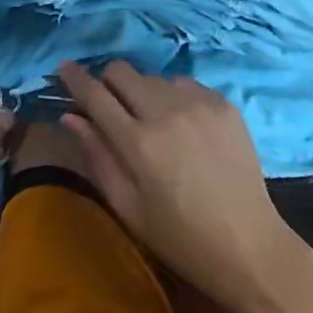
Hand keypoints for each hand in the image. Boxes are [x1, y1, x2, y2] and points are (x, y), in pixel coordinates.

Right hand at [56, 61, 292, 301]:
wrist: (247, 244)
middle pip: (122, 72)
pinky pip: (185, 83)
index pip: (95, 95)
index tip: (64, 68)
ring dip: (143, 92)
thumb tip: (70, 117)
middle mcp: (166, 111)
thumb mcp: (127, 206)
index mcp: (138, 142)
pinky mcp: (223, 103)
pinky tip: (182, 124)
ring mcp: (198, 103)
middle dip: (108, 82)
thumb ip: (97, 156)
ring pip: (153, 77)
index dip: (75, 78)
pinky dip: (174, 96)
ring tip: (152, 121)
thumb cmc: (178, 236)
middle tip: (109, 102)